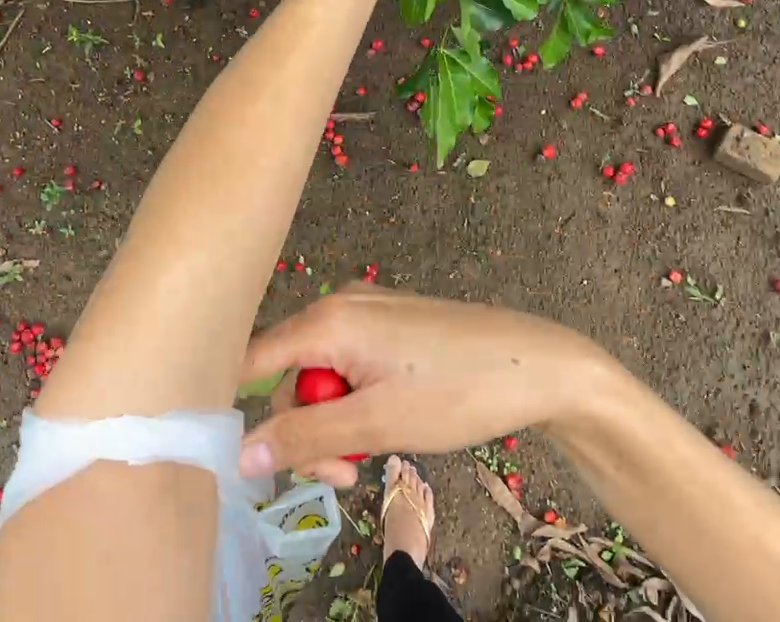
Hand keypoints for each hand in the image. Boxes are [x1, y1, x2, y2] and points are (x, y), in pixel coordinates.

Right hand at [236, 286, 616, 485]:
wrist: (540, 365)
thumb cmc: (457, 392)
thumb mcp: (376, 425)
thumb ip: (304, 439)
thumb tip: (239, 457)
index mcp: (327, 319)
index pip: (252, 362)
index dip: (241, 410)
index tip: (255, 461)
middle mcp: (339, 304)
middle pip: (291, 377)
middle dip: (308, 432)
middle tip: (348, 475)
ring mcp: (368, 310)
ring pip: (323, 376)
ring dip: (336, 423)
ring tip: (377, 450)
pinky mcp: (392, 323)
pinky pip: (351, 366)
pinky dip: (359, 402)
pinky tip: (390, 419)